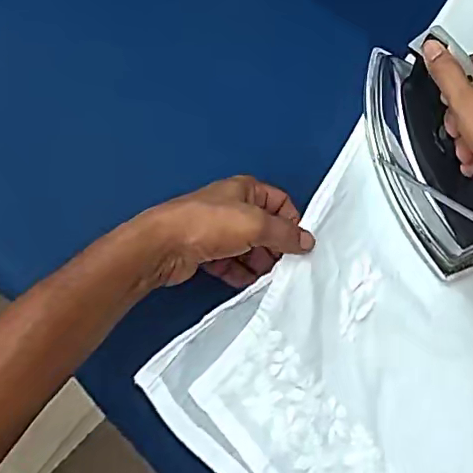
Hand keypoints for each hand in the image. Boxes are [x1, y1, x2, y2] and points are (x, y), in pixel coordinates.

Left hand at [134, 176, 315, 288]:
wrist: (163, 245)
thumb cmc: (210, 224)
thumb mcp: (256, 224)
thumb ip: (285, 234)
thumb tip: (308, 241)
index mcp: (246, 189)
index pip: (280, 202)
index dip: (292, 222)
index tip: (300, 246)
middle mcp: (233, 205)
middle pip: (265, 227)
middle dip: (275, 247)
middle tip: (284, 267)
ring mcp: (218, 229)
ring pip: (248, 246)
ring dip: (259, 263)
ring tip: (266, 279)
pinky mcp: (205, 251)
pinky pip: (231, 262)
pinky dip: (240, 272)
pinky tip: (246, 283)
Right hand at [422, 39, 472, 200]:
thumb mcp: (463, 102)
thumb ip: (445, 72)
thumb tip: (433, 46)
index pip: (461, 62)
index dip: (448, 84)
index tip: (446, 99)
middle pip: (467, 91)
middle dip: (456, 116)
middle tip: (459, 128)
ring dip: (465, 135)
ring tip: (469, 149)